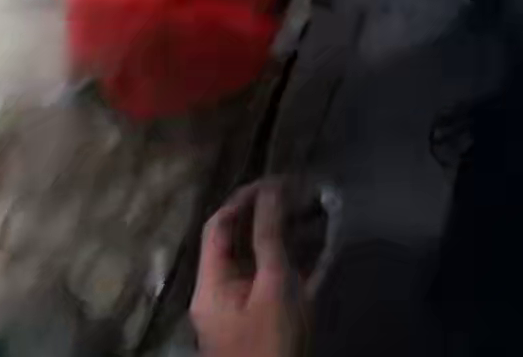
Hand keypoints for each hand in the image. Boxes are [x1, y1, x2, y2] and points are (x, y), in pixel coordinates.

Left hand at [192, 181, 306, 356]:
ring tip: (308, 211)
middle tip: (296, 192)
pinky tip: (311, 244)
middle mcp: (216, 292)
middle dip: (265, 212)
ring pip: (253, 254)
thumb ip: (270, 234)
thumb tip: (271, 188)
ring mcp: (235, 306)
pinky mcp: (254, 316)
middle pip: (235, 238)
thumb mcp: (274, 284)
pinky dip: (286, 254)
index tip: (276, 181)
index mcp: (210, 284)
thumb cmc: (272, 342)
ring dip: (279, 230)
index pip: (219, 224)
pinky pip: (266, 273)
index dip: (245, 197)